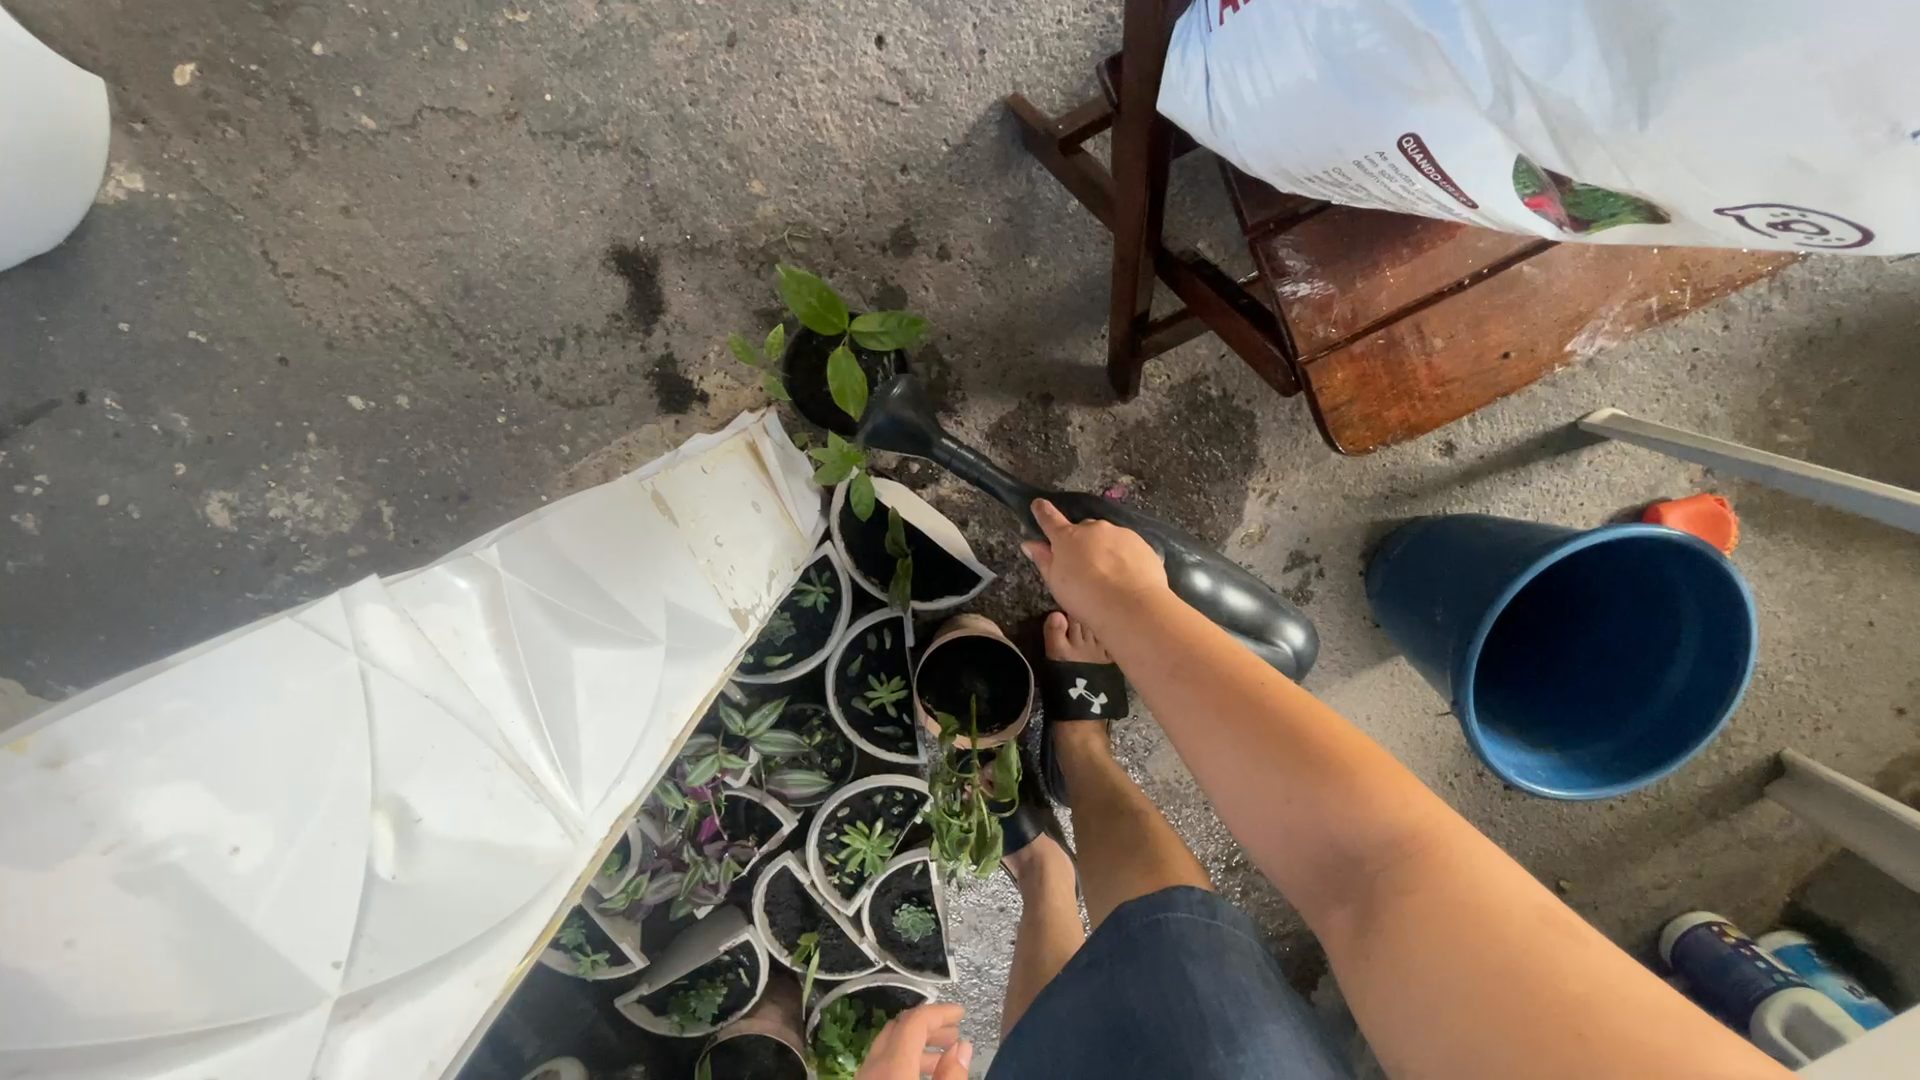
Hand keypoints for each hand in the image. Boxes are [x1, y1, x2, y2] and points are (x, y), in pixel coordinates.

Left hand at [854, 1003, 970, 1079]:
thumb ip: (951, 1075)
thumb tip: (962, 1046)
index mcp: (892, 1066)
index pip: (915, 1021)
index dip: (940, 1012)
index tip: (961, 1013)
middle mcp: (872, 1067)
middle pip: (899, 1028)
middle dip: (929, 1025)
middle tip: (954, 1033)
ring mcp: (863, 1078)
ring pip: (888, 1047)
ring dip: (916, 1044)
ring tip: (943, 1055)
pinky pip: (881, 1065)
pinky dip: (903, 1059)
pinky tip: (920, 1073)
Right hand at [1021, 498, 1168, 624]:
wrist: (1131, 606)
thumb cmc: (1084, 596)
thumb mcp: (1055, 582)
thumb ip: (1043, 560)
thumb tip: (1030, 544)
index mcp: (1067, 537)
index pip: (1050, 519)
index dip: (1043, 511)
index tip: (1039, 504)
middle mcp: (1093, 528)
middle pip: (1083, 530)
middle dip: (1082, 542)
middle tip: (1084, 566)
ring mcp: (1119, 533)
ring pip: (1107, 537)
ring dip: (1104, 550)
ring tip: (1108, 577)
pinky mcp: (1141, 543)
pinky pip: (1127, 547)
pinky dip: (1124, 557)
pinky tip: (1126, 578)